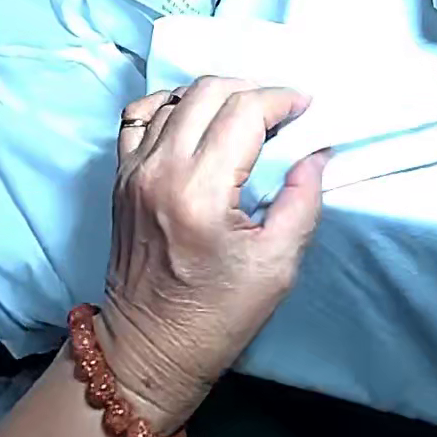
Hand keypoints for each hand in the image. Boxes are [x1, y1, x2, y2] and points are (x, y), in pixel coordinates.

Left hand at [98, 76, 328, 430]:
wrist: (146, 346)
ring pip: (175, 97)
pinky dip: (169, 104)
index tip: (304, 106)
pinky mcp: (120, 174)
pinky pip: (139, 116)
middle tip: (278, 110)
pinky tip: (192, 117)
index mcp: (201, 191)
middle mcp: (161, 168)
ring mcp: (133, 168)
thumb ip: (302, 200)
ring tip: (243, 114)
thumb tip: (316, 152)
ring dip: (215, 95)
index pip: (243, 112)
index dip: (280, 99)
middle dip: (252, 89)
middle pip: (208, 91)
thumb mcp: (277, 266)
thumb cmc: (217, 314)